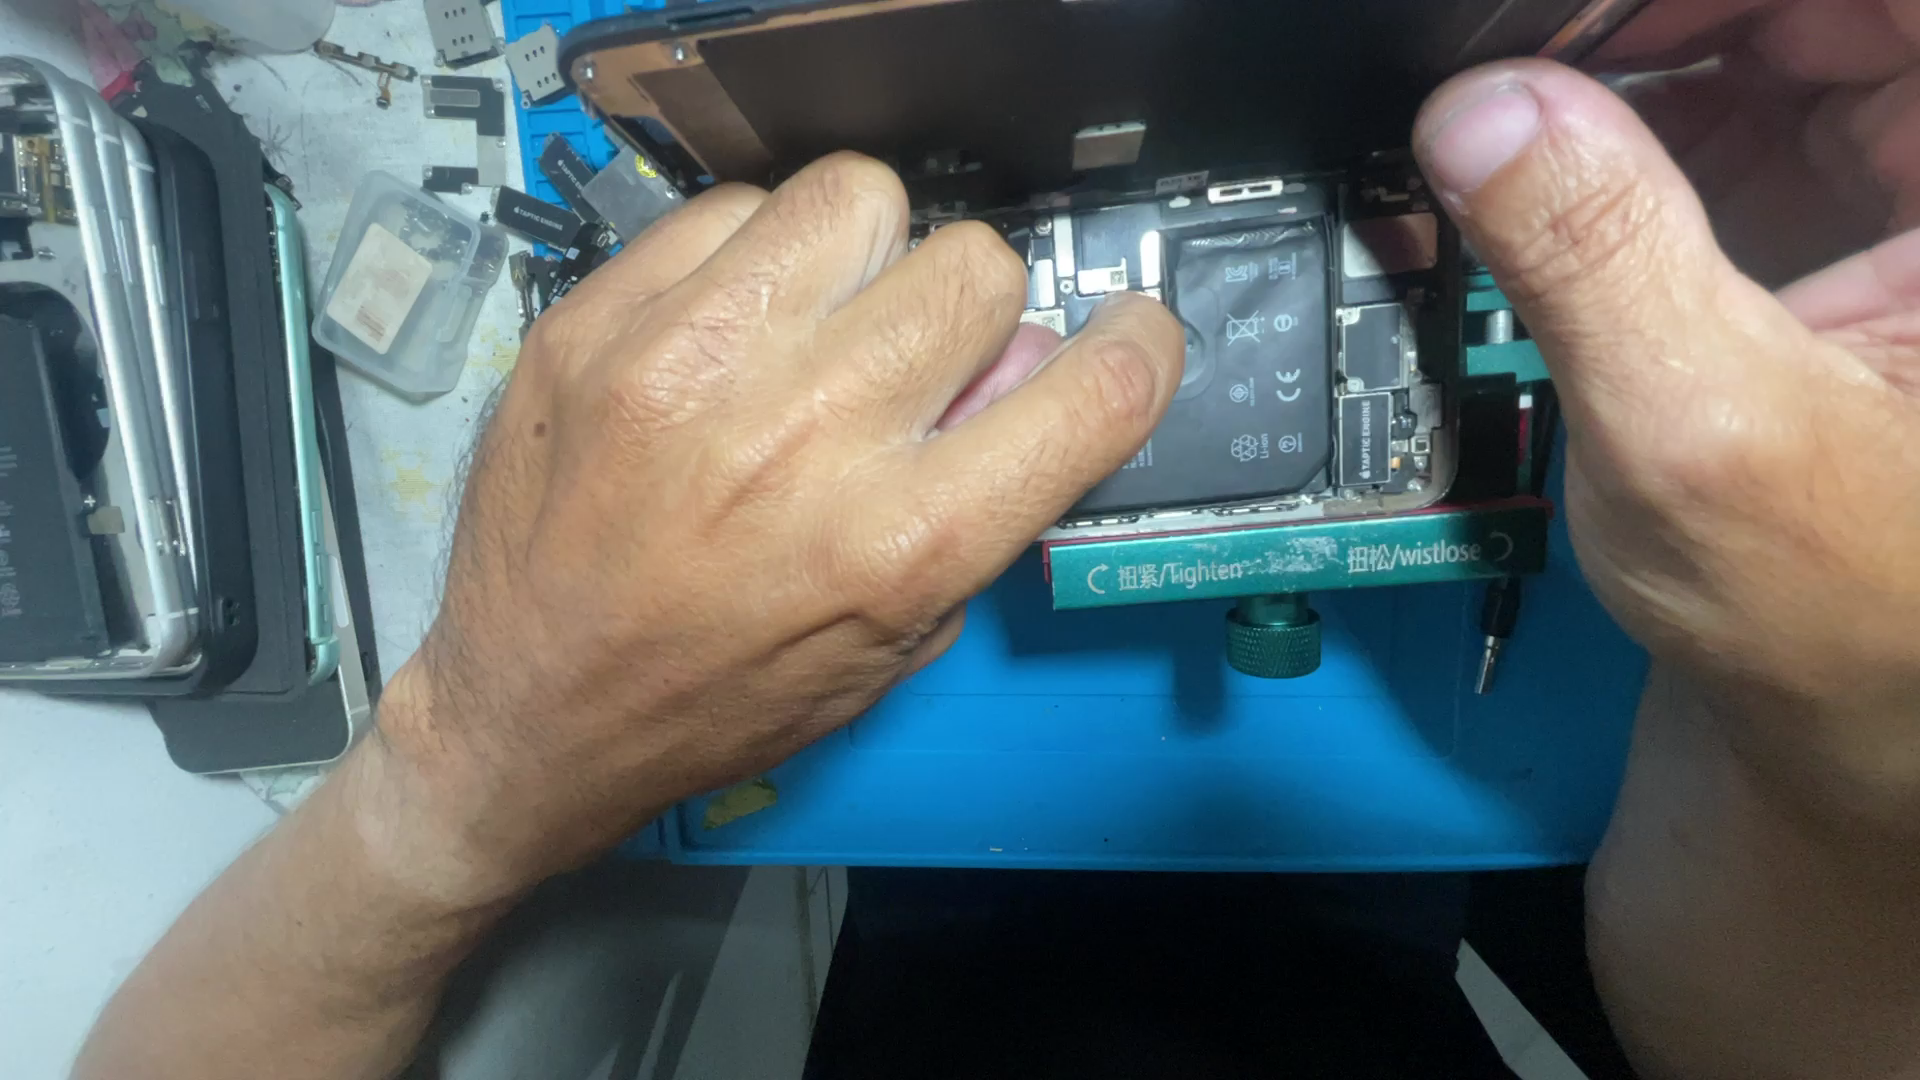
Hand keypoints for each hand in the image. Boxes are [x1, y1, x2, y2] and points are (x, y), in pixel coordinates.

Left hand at [371, 154, 1182, 896]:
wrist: (533, 707)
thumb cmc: (734, 696)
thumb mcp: (896, 645)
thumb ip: (983, 509)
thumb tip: (1026, 374)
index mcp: (904, 544)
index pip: (1091, 396)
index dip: (1137, 353)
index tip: (1125, 343)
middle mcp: (811, 437)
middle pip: (976, 266)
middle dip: (975, 315)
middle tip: (921, 365)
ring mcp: (693, 363)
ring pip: (862, 196)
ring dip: (874, 259)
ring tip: (828, 326)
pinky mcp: (598, 319)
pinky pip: (739, 208)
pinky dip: (765, 256)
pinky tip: (736, 326)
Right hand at [1412, 3, 1919, 827]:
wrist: (1839, 682)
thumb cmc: (1814, 588)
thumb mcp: (1689, 424)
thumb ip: (1589, 256)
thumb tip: (1473, 114)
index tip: (1540, 33)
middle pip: (1829, 8)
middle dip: (1651, 28)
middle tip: (1499, 90)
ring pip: (1782, 47)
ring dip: (1629, 78)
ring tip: (1501, 138)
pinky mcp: (1852, 212)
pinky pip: (1744, 115)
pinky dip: (1630, 133)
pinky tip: (1546, 180)